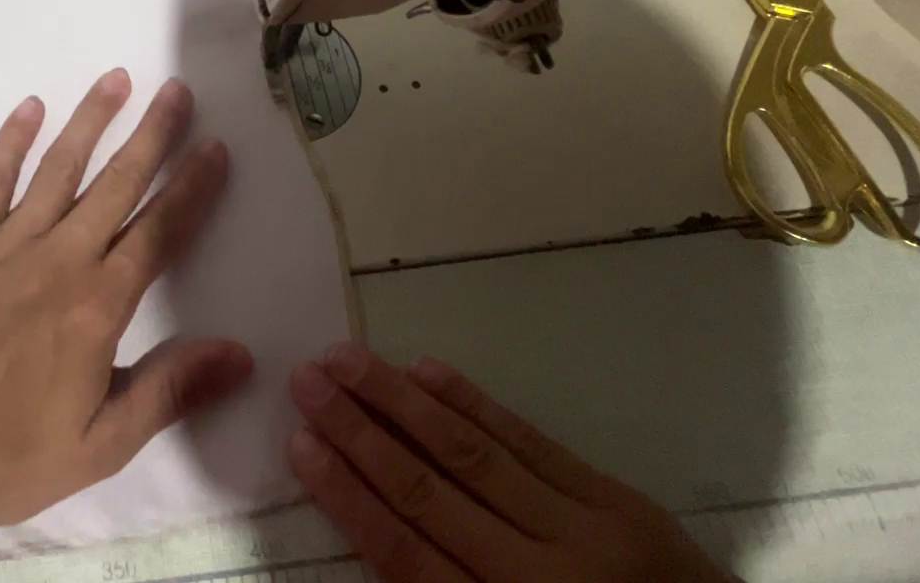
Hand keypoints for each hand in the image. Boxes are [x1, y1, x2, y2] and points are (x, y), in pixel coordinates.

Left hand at [0, 71, 254, 582]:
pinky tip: (29, 107)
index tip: (216, 146)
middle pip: (117, 183)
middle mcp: (60, 258)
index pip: (160, 232)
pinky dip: (10, 142)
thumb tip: (242, 354)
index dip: (193, 188)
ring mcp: (7, 244)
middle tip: (176, 89)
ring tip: (115, 78)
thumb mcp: (102, 443)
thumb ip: (171, 390)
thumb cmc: (7, 453)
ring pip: (59, 168)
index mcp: (99, 304)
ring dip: (89, 120)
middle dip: (152, 134)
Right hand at [287, 344, 736, 582]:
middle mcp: (540, 578)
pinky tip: (427, 369)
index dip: (346, 498)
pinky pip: (532, 442)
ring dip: (400, 399)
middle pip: (428, 492)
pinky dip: (473, 403)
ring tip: (347, 358)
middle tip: (307, 378)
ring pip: (471, 453)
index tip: (299, 444)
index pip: (406, 556)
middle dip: (358, 431)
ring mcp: (586, 532)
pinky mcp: (620, 501)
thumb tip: (370, 523)